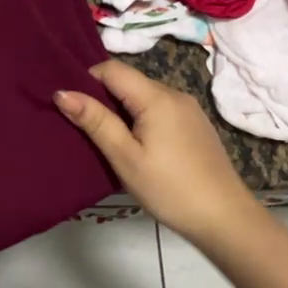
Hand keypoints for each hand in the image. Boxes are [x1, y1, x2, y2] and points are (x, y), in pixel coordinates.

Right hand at [55, 60, 254, 237]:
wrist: (225, 218)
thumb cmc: (169, 188)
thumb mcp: (125, 157)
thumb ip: (95, 121)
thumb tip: (61, 92)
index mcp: (156, 97)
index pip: (112, 69)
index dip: (87, 79)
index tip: (69, 104)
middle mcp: (174, 94)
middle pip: (128, 82)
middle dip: (102, 97)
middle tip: (82, 126)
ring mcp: (189, 110)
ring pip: (143, 97)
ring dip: (121, 110)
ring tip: (106, 139)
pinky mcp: (195, 126)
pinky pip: (159, 110)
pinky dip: (141, 120)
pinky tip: (136, 147)